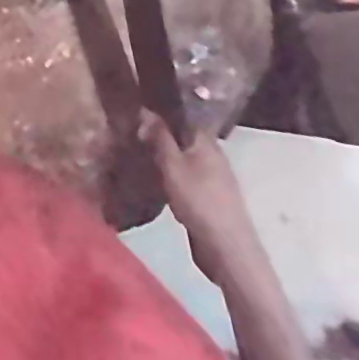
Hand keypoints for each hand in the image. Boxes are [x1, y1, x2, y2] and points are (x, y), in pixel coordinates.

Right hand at [140, 111, 252, 269]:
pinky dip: (170, 176)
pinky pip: (185, 177)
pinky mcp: (210, 198)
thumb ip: (159, 137)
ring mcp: (213, 177)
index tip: (135, 113)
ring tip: (138, 156)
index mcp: (206, 141)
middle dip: (159, 136)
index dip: (159, 111)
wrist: (227, 250)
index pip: (182, 115)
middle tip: (131, 135)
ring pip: (183, 158)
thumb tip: (145, 110)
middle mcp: (212, 154)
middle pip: (181, 137)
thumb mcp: (172, 165)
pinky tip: (155, 182)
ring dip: (164, 158)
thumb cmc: (198, 201)